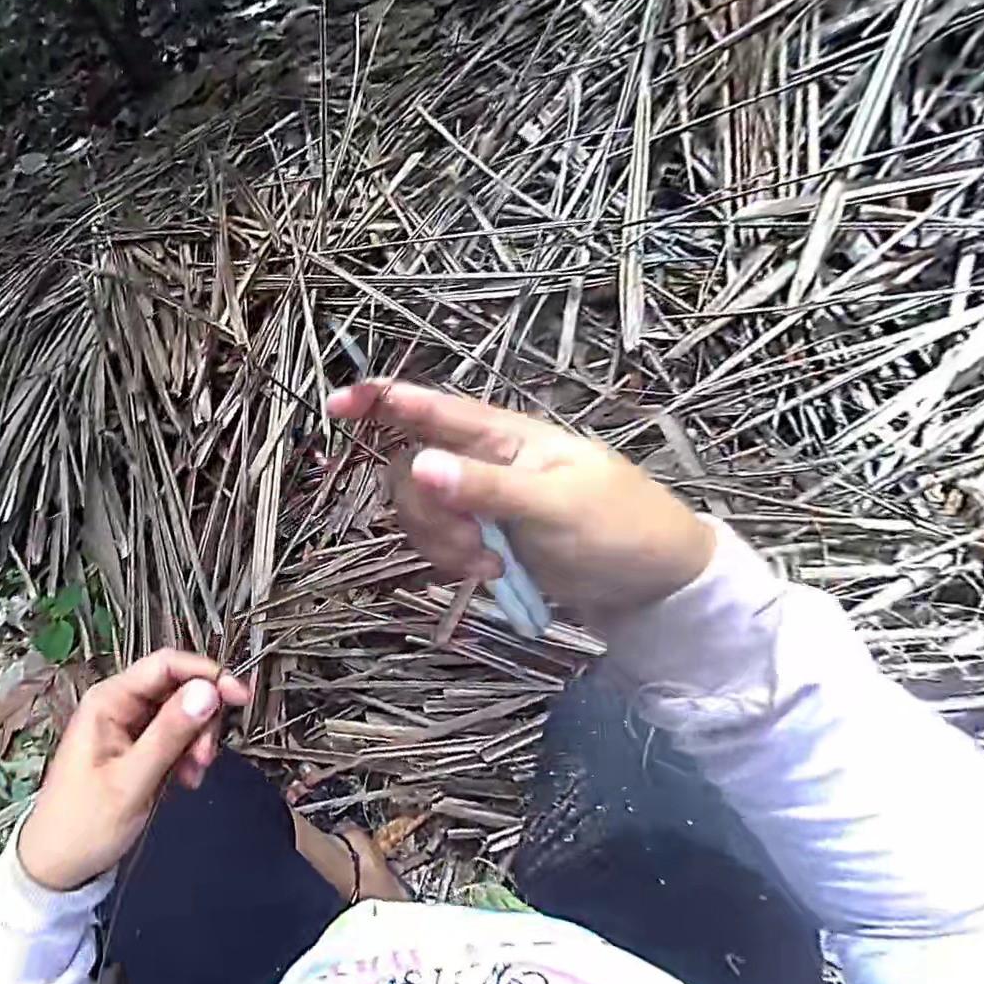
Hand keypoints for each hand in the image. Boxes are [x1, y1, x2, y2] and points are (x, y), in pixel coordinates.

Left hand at [17, 650, 252, 890]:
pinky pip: (176, 735)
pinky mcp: (139, 746)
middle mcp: (120, 704)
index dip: (207, 674)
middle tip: (205, 756)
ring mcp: (129, 725)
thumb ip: (171, 733)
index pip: (166, 665)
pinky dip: (188, 754)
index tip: (239, 696)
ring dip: (197, 740)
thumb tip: (208, 691)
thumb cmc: (83, 825)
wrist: (58, 869)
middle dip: (201, 717)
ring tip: (192, 774)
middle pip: (179, 687)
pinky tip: (185, 780)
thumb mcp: (132, 780)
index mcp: (109, 700)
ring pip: (182, 712)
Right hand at [327, 380, 714, 617]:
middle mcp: (476, 461)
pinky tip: (490, 572)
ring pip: (416, 511)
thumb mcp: (557, 505)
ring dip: (441, 543)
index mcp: (500, 435)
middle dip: (427, 513)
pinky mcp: (473, 534)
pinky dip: (450, 560)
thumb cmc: (618, 525)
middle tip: (471, 542)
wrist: (648, 582)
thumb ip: (486, 486)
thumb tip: (418, 465)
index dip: (379, 401)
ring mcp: (473, 500)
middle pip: (408, 472)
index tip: (335, 407)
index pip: (430, 408)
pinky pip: (432, 541)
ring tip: (489, 563)